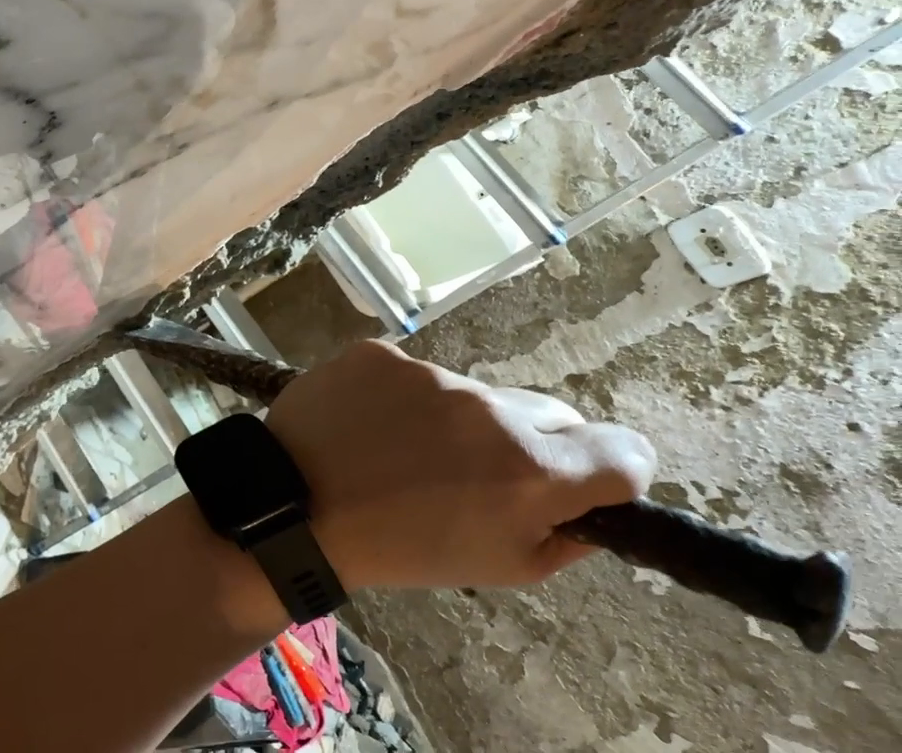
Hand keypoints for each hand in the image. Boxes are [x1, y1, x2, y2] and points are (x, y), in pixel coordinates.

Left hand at [263, 341, 655, 589]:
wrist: (293, 505)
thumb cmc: (399, 548)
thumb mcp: (501, 566)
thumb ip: (565, 534)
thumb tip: (592, 503)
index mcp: (532, 469)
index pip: (626, 450)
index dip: (611, 469)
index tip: (585, 480)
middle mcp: (487, 408)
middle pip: (547, 411)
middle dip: (531, 440)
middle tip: (476, 470)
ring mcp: (427, 373)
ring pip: (472, 392)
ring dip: (458, 418)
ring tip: (404, 452)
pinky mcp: (377, 353)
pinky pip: (412, 373)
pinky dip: (403, 396)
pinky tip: (370, 425)